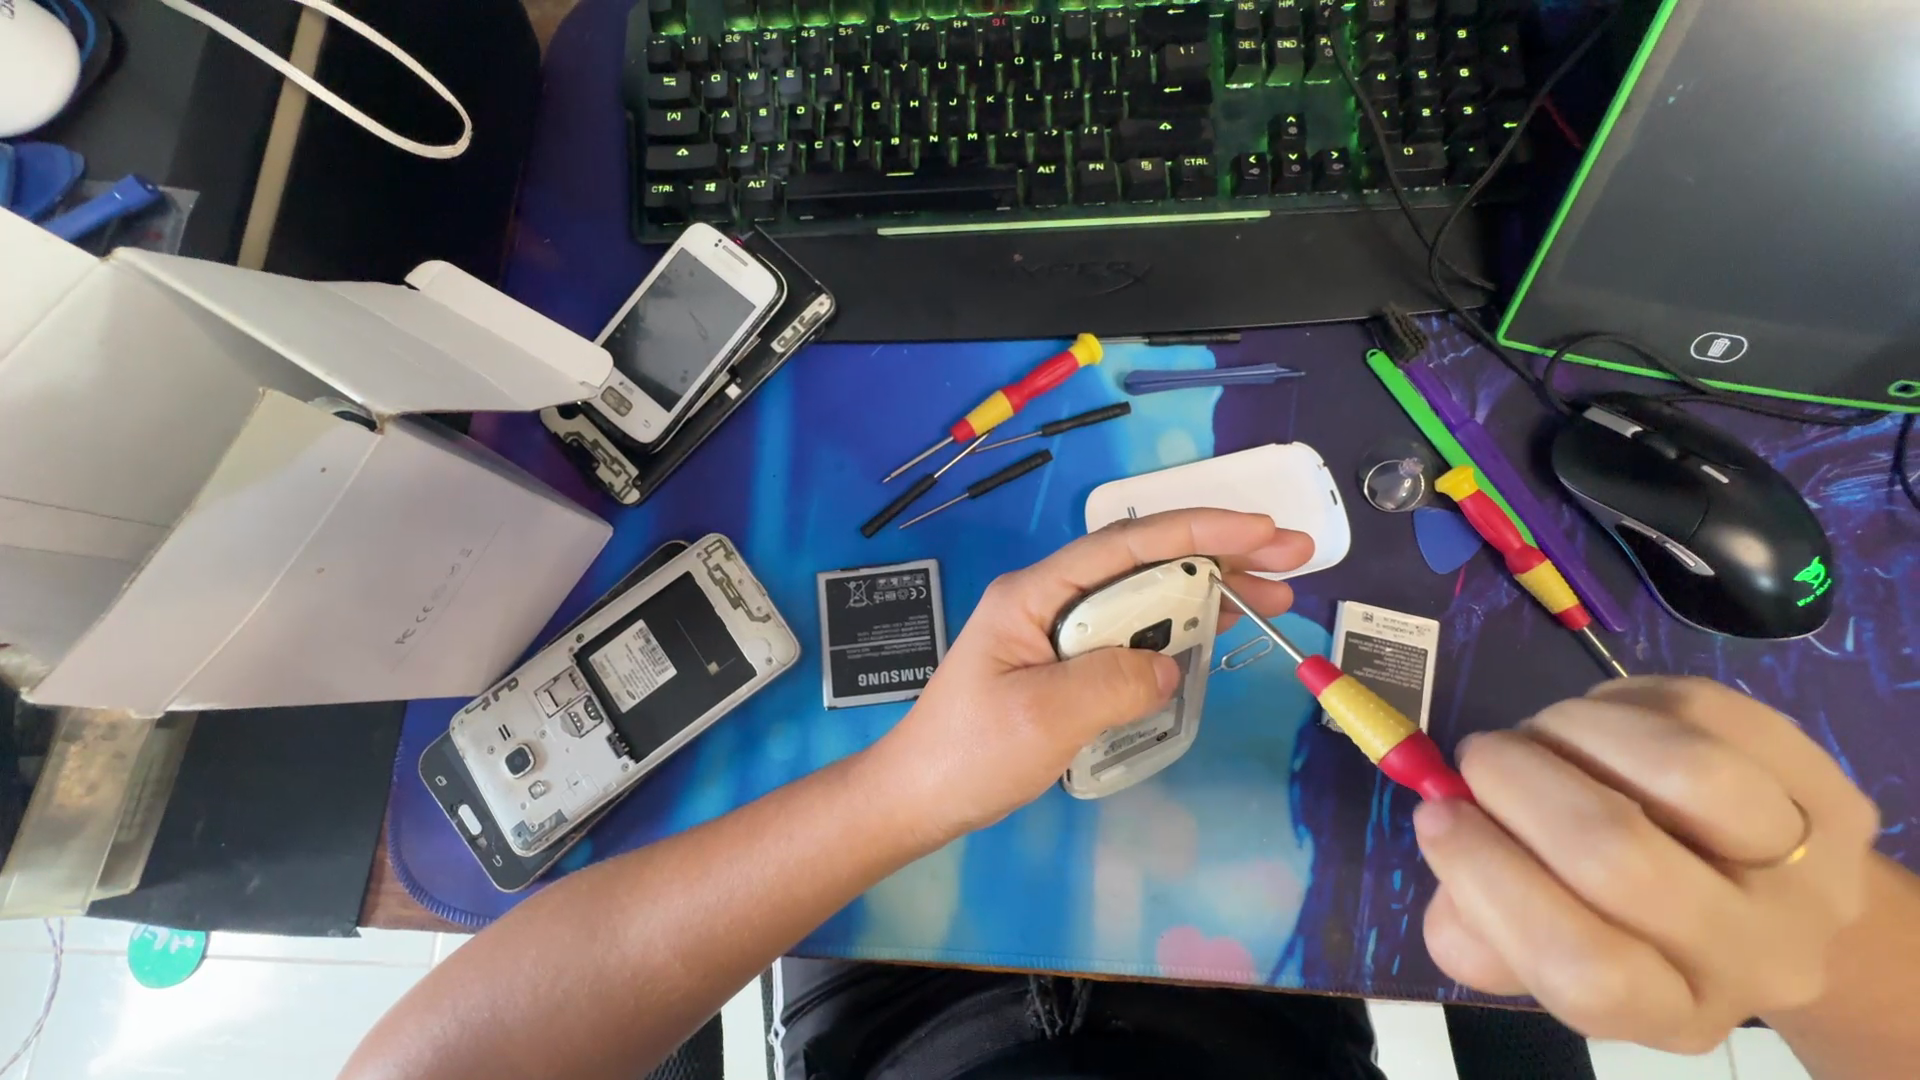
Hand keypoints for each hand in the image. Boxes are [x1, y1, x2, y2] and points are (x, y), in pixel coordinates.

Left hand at [868, 510, 1313, 845]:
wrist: (921, 794)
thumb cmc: (971, 753)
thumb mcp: (1043, 717)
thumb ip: (1113, 682)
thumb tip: (1169, 664)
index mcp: (1035, 592)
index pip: (1125, 546)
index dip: (1198, 532)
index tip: (1263, 532)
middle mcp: (1049, 598)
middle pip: (1142, 564)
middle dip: (1217, 557)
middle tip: (1293, 562)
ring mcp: (1058, 630)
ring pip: (1143, 598)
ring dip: (1205, 594)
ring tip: (1273, 598)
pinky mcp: (1067, 662)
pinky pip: (1131, 635)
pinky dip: (1177, 631)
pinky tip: (1216, 630)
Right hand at [1416, 677, 1880, 1052]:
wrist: (1739, 889)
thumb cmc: (1598, 906)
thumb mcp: (1521, 935)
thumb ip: (1468, 916)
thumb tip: (1443, 837)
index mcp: (1665, 1008)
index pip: (1580, 968)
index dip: (1485, 875)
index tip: (1436, 815)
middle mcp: (1752, 960)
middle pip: (1615, 855)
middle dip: (1509, 779)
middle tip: (1477, 756)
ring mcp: (1809, 878)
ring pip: (1684, 773)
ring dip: (1571, 729)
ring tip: (1542, 733)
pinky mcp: (1829, 797)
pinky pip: (1708, 717)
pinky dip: (1621, 699)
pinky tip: (1602, 723)